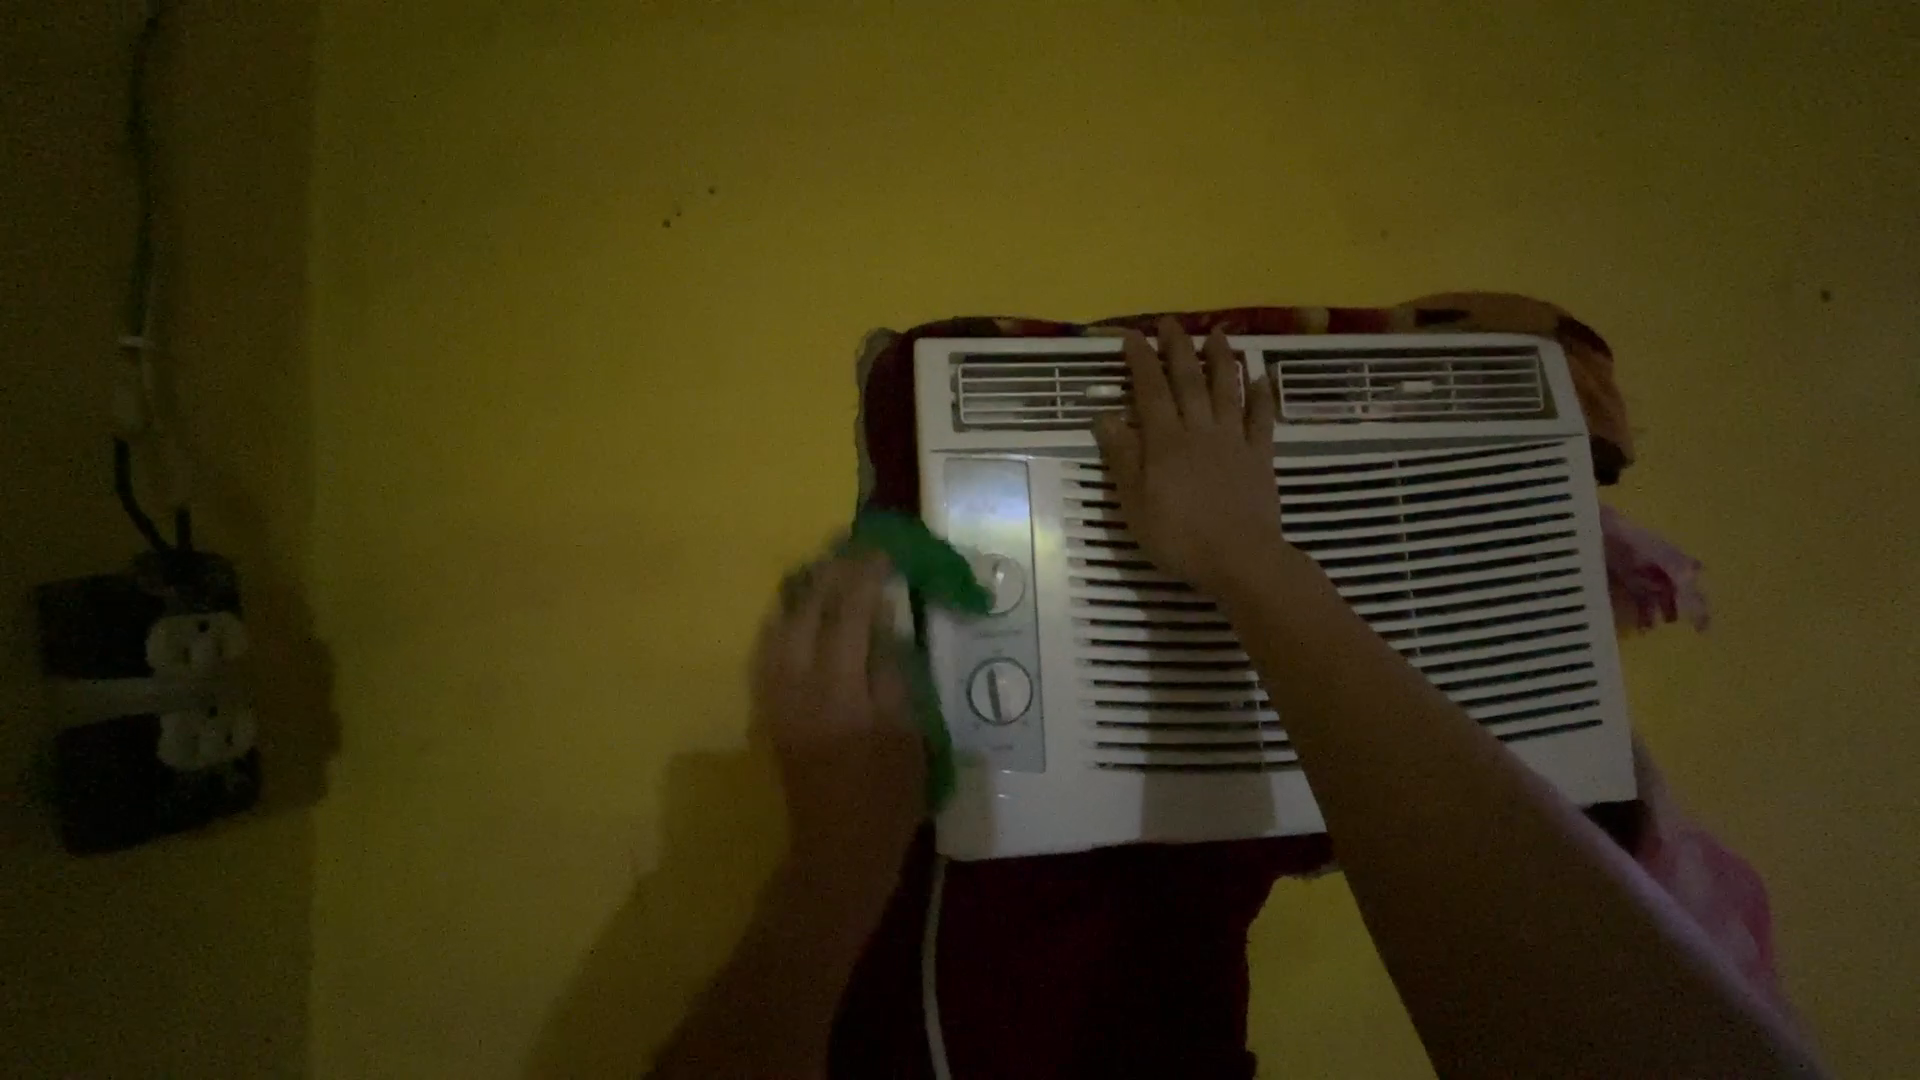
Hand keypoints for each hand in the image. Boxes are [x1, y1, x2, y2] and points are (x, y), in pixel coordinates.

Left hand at [752, 553, 923, 891]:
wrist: (837, 849)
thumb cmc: (887, 796)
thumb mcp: (908, 733)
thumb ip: (891, 672)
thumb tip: (882, 622)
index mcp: (839, 691)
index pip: (848, 615)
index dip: (864, 577)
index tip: (880, 550)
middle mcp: (798, 685)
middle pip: (807, 613)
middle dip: (830, 575)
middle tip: (853, 551)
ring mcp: (776, 698)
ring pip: (779, 627)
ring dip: (803, 593)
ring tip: (825, 570)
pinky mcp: (768, 711)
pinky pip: (767, 650)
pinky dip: (783, 621)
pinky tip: (796, 612)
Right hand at [1093, 317, 1287, 595]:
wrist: (1239, 559)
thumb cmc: (1178, 537)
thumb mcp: (1134, 504)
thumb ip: (1122, 458)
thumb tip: (1104, 417)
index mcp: (1164, 442)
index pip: (1149, 390)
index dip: (1140, 360)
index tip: (1131, 335)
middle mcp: (1199, 431)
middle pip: (1188, 381)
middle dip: (1178, 348)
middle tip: (1170, 322)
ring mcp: (1233, 441)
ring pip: (1226, 390)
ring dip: (1221, 359)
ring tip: (1217, 333)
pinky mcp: (1259, 457)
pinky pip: (1260, 419)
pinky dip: (1260, 396)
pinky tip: (1260, 379)